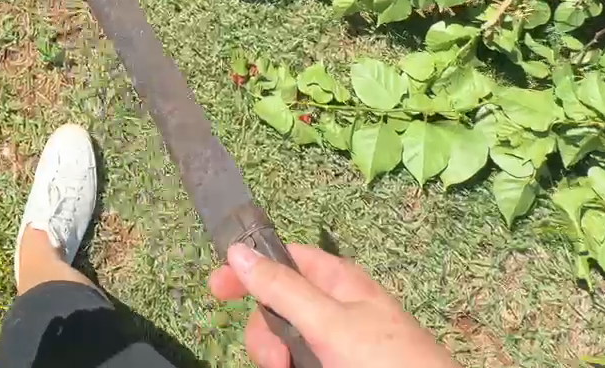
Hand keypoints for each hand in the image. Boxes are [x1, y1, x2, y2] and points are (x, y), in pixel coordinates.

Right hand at [209, 242, 457, 367]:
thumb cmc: (389, 364)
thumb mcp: (331, 324)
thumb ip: (282, 288)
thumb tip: (236, 248)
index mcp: (338, 282)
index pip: (281, 257)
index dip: (247, 268)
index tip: (215, 290)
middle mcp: (337, 311)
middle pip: (278, 307)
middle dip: (266, 334)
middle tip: (273, 364)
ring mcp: (341, 348)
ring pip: (288, 344)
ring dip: (278, 359)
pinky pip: (304, 363)